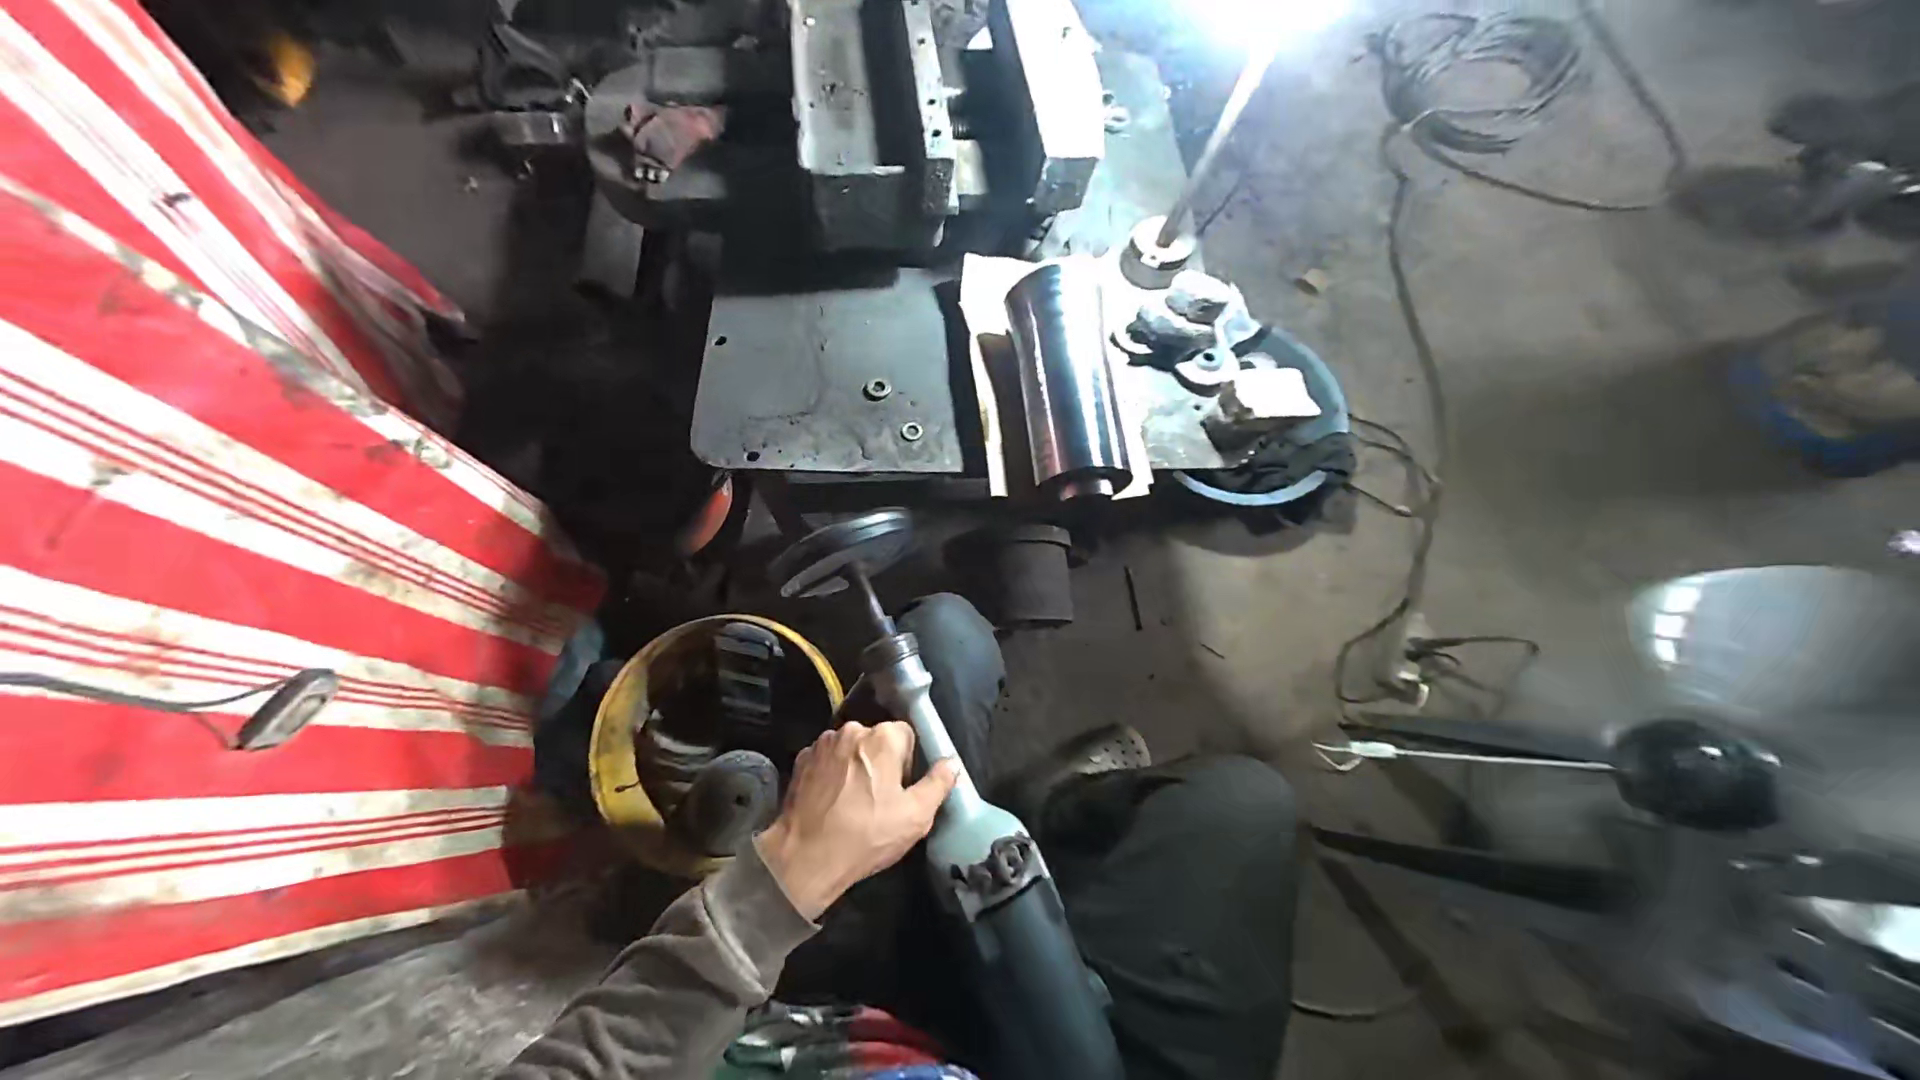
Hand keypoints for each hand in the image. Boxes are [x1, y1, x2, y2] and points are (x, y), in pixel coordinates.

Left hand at [755, 721, 958, 919]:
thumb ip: (938, 784)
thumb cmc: (866, 836)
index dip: (909, 762)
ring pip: (850, 749)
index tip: (902, 789)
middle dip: (881, 763)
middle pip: (877, 740)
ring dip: (855, 766)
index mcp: (883, 737)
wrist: (804, 858)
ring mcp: (822, 743)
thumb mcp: (915, 816)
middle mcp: (852, 730)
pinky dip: (831, 774)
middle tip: (879, 800)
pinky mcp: (801, 760)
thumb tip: (951, 763)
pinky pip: (826, 760)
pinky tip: (831, 802)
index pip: (907, 735)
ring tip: (852, 803)